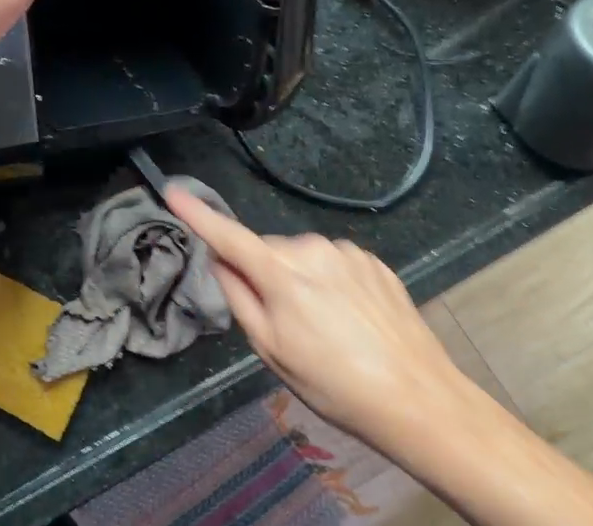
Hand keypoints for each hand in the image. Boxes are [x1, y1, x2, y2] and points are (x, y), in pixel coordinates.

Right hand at [166, 187, 474, 449]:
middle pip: (267, 251)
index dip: (197, 214)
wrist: (420, 400)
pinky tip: (350, 319)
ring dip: (299, 279)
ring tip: (325, 328)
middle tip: (285, 326)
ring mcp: (346, 253)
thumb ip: (238, 298)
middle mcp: (311, 250)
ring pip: (301, 257)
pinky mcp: (374, 262)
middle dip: (265, 275)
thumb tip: (220, 261)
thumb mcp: (271, 351)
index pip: (227, 236)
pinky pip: (333, 263)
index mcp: (280, 274)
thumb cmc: (333, 384)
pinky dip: (330, 283)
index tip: (171, 191)